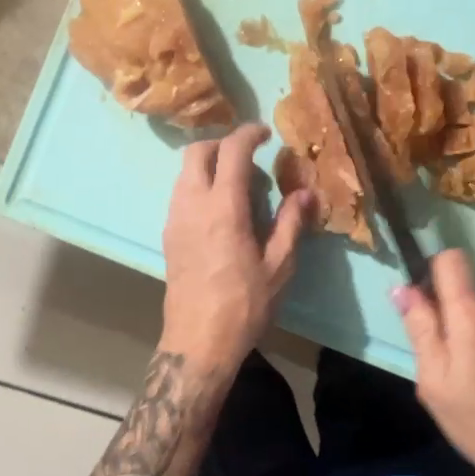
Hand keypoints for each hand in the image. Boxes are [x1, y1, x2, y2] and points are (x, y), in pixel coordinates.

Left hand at [160, 124, 312, 371]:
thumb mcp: (279, 266)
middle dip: (222, 143)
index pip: (231, 151)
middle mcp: (192, 205)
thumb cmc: (244, 305)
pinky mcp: (168, 236)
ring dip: (208, 163)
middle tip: (248, 153)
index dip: (248, 134)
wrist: (198, 342)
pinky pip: (180, 193)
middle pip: (196, 151)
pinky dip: (199, 184)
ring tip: (237, 180)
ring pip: (184, 172)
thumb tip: (305, 192)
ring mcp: (174, 220)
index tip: (265, 133)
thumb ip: (291, 223)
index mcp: (222, 208)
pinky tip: (221, 207)